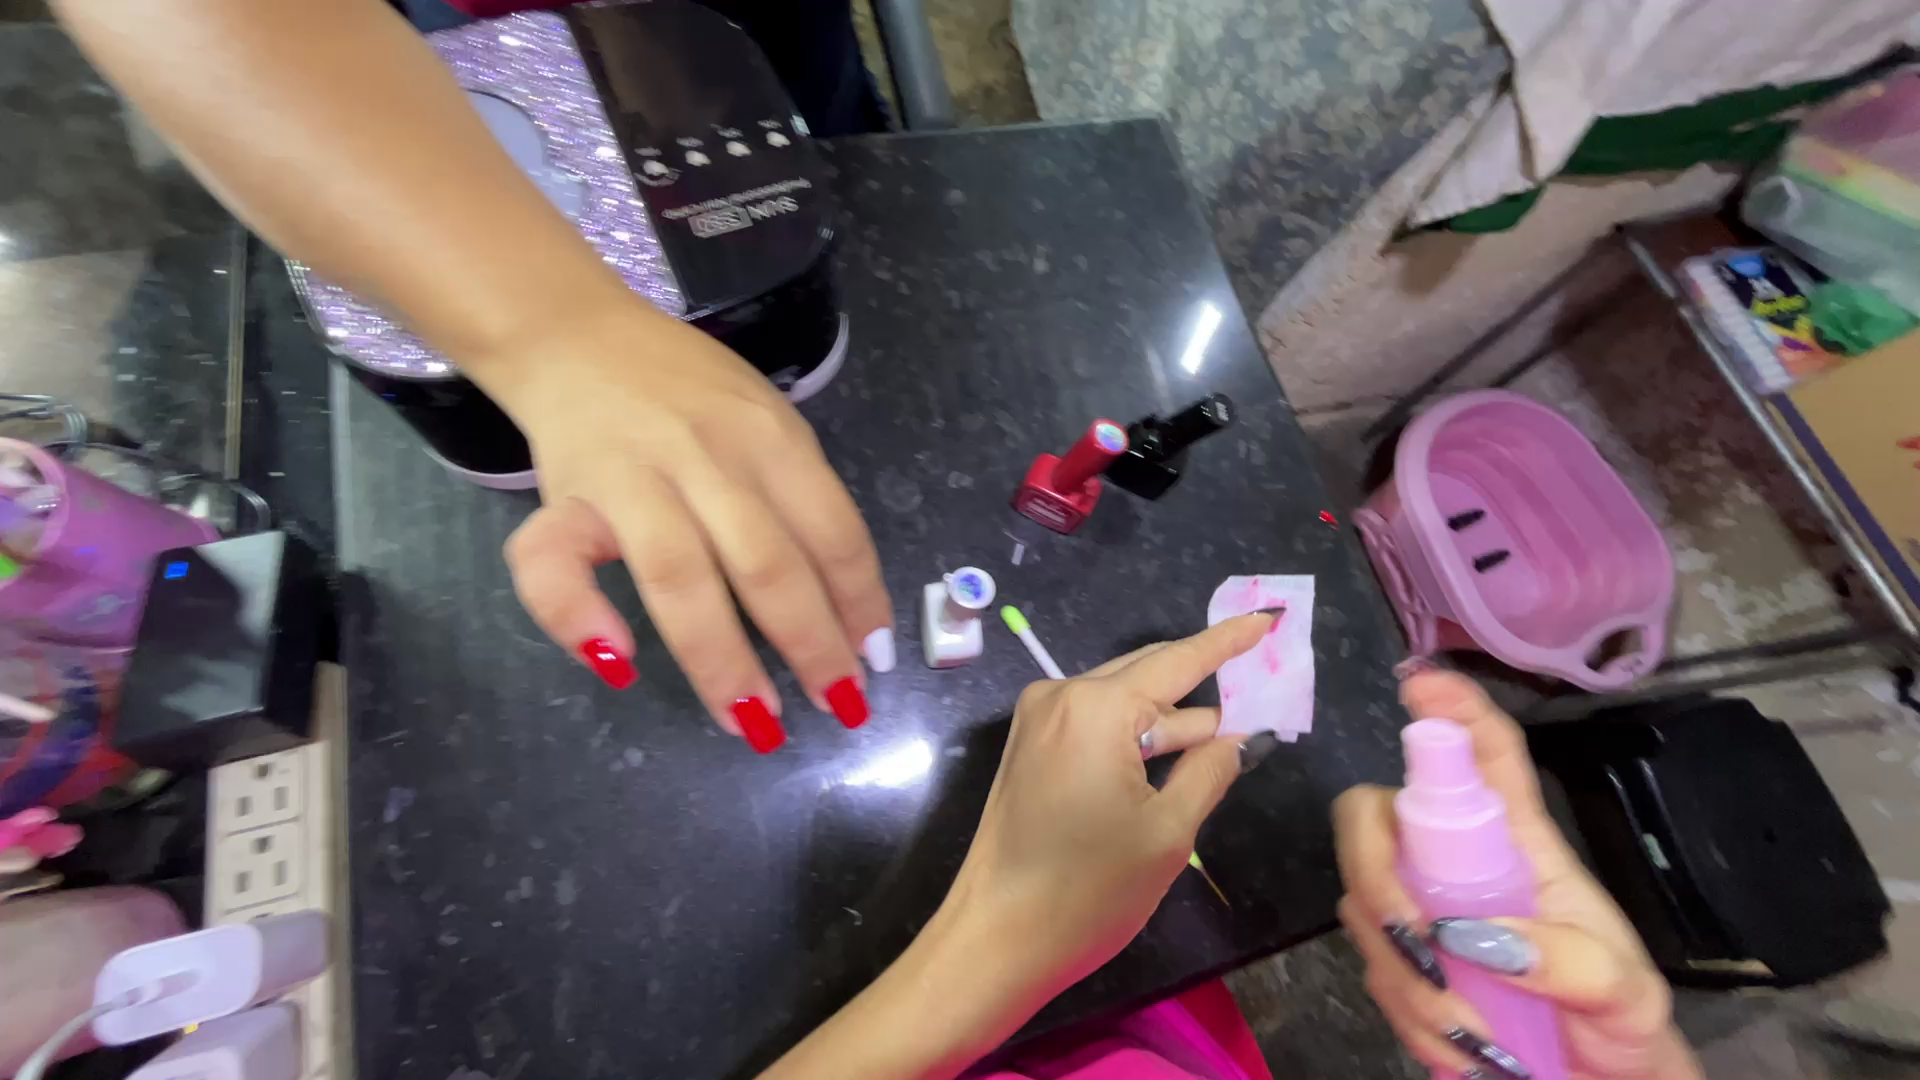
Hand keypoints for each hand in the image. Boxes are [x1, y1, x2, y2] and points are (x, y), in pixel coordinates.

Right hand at [489, 301, 892, 748]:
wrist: (581, 334)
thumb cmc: (694, 390)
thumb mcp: (770, 424)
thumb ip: (804, 498)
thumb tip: (846, 602)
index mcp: (772, 440)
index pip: (834, 533)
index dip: (861, 603)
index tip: (875, 661)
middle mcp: (708, 458)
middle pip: (768, 564)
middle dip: (811, 645)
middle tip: (840, 706)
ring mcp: (630, 477)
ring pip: (680, 577)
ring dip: (723, 660)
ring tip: (756, 722)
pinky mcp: (560, 496)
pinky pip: (551, 563)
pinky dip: (577, 617)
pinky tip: (616, 665)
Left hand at [939, 614, 1273, 996]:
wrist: (997, 933)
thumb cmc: (1089, 889)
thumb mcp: (1167, 831)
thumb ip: (1209, 770)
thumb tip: (1242, 735)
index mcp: (1096, 706)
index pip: (1177, 661)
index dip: (1226, 641)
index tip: (1266, 617)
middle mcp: (1061, 695)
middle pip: (1146, 675)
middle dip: (1201, 684)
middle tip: (1259, 683)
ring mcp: (1040, 717)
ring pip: (1122, 701)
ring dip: (1171, 717)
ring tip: (1231, 726)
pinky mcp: (1032, 743)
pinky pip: (1096, 722)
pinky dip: (1137, 733)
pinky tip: (1177, 749)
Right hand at [1335, 672, 1702, 1079]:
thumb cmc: (1623, 1033)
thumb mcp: (1629, 1001)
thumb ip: (1575, 966)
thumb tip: (1473, 935)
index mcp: (1516, 844)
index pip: (1486, 757)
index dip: (1452, 710)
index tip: (1418, 682)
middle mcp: (1449, 859)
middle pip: (1374, 814)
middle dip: (1370, 863)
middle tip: (1410, 934)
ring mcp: (1414, 904)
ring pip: (1359, 894)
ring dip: (1399, 967)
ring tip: (1468, 1039)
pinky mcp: (1393, 954)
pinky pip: (1365, 959)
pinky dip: (1401, 1007)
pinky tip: (1450, 1047)